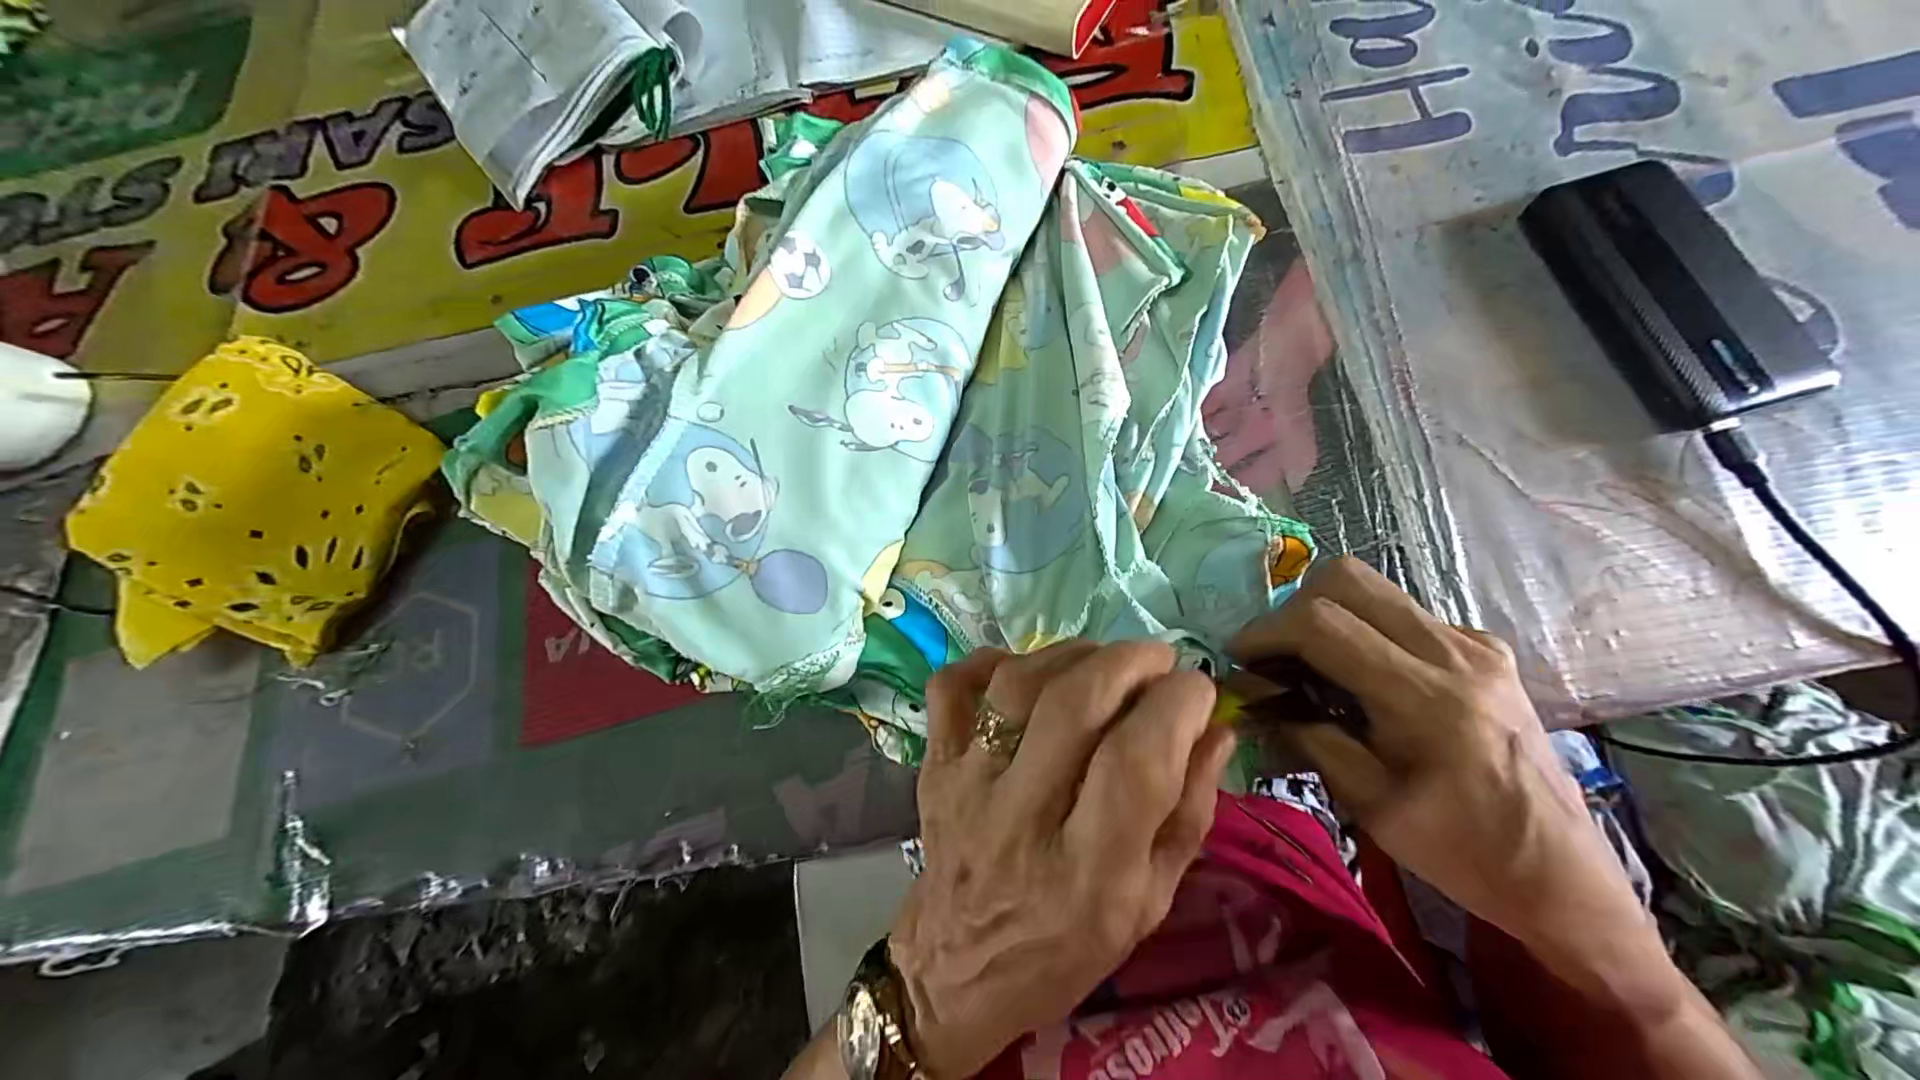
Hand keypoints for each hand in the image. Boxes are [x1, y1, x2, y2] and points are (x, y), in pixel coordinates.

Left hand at [888, 642, 1236, 1077]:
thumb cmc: (1065, 945)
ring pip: (1016, 685)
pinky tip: (1026, 669)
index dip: (1176, 707)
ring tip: (1104, 660)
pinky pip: (951, 688)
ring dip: (1071, 653)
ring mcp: (966, 784)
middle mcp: (1020, 818)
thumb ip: (1187, 814)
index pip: (1135, 762)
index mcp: (1087, 871)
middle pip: (1072, 706)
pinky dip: (990, 660)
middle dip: (1128, 662)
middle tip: (1158, 660)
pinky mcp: (934, 764)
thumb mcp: (1149, 903)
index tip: (1199, 688)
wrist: (958, 967)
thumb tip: (1216, 728)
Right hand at [1228, 557, 1645, 963]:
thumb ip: (1308, 737)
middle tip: (1275, 653)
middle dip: (1293, 607)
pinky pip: (1404, 613)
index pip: (1322, 624)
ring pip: (1375, 588)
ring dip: (1327, 613)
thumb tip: (1255, 698)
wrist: (1563, 874)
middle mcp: (1455, 654)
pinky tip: (1363, 676)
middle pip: (1347, 579)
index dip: (1265, 631)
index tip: (1238, 657)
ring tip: (1310, 661)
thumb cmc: (1462, 851)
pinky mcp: (1486, 649)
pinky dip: (1365, 629)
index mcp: (1427, 699)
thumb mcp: (1369, 804)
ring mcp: (1476, 645)